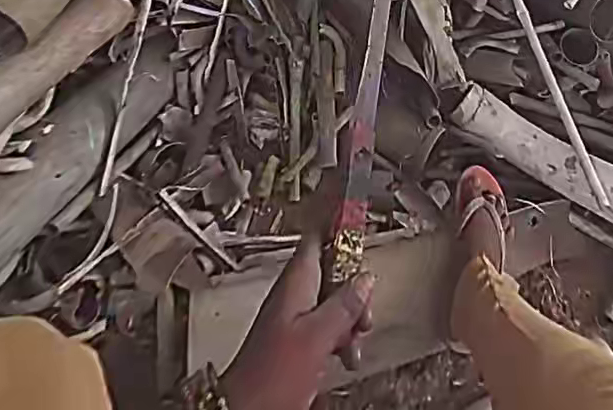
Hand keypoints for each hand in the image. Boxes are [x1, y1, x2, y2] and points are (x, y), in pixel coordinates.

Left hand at [219, 235, 373, 409]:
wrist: (247, 407)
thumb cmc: (273, 372)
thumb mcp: (317, 337)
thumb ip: (343, 305)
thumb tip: (365, 279)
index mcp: (297, 279)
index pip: (319, 235)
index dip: (338, 226)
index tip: (358, 221)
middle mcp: (296, 290)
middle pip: (333, 271)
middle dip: (354, 292)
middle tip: (363, 318)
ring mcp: (296, 313)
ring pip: (333, 301)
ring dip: (350, 320)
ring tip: (352, 347)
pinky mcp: (298, 337)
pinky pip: (326, 325)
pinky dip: (340, 338)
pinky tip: (344, 357)